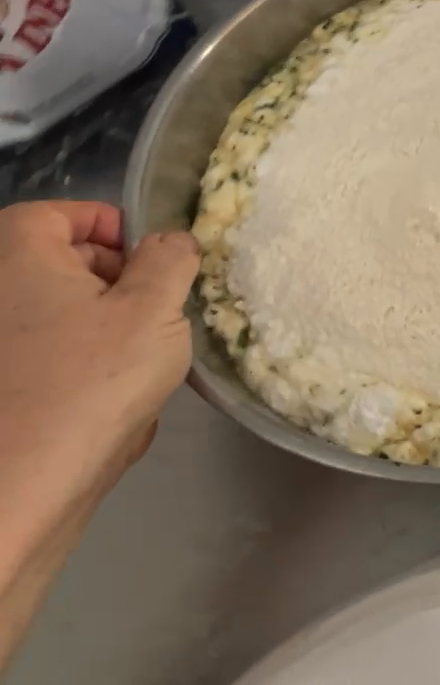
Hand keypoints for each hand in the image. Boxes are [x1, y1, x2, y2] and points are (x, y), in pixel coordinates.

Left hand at [0, 202, 199, 524]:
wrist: (25, 477)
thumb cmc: (93, 378)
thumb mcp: (156, 308)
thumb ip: (171, 260)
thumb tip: (170, 240)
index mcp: (18, 266)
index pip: (47, 214)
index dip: (102, 222)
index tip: (149, 253)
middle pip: (51, 259)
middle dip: (112, 271)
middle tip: (157, 300)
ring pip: (55, 306)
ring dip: (104, 315)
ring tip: (145, 347)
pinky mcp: (7, 381)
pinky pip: (46, 347)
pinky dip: (82, 352)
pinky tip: (113, 381)